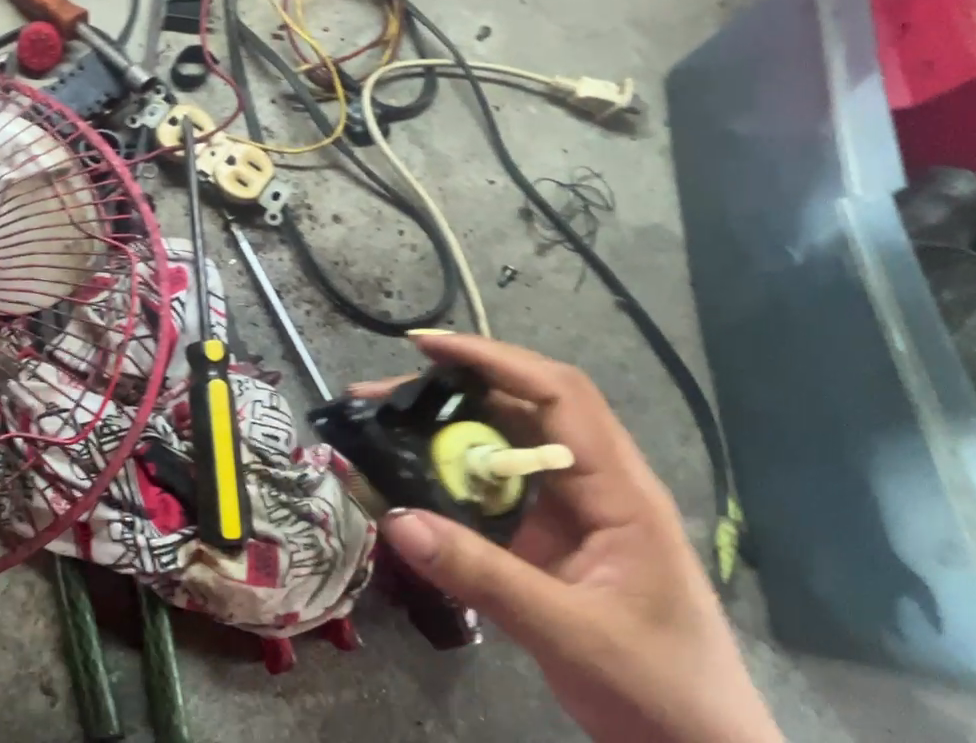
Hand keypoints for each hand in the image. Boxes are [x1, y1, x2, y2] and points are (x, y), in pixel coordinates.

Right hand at [370, 333, 781, 742]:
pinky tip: (406, 484)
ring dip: (440, 435)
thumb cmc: (661, 690)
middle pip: (519, 413)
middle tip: (376, 399)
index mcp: (621, 491)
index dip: (494, 361)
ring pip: (500, 451)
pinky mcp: (548, 543)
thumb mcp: (571, 634)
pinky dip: (446, 481)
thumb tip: (396, 520)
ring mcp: (570, 515)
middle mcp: (594, 488)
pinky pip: (491, 495)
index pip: (558, 397)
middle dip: (447, 394)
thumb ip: (484, 576)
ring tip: (377, 431)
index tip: (427, 347)